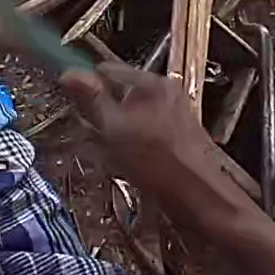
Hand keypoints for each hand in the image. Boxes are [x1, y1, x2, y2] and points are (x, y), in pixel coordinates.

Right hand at [58, 63, 263, 218]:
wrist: (207, 204)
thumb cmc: (158, 164)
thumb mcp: (115, 130)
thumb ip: (91, 100)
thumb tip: (67, 72)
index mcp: (150, 81)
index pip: (105, 69)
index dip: (87, 88)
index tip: (78, 112)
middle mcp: (165, 89)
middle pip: (119, 91)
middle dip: (103, 112)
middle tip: (97, 138)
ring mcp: (176, 111)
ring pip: (132, 112)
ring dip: (118, 129)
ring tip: (114, 154)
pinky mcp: (182, 134)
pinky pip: (147, 128)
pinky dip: (135, 140)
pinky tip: (134, 163)